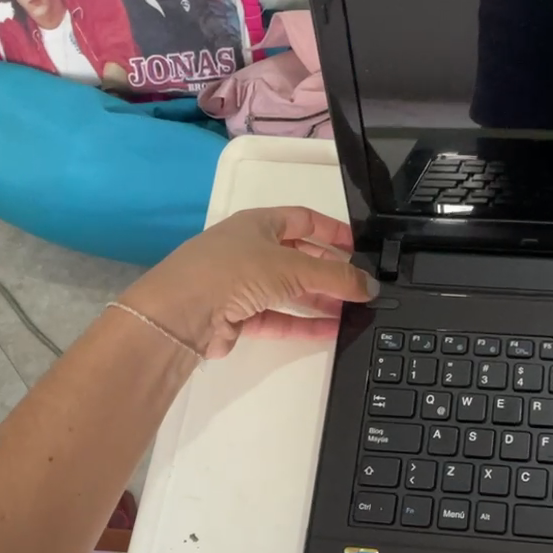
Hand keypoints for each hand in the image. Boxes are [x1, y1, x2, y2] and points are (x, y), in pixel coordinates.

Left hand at [121, 207, 378, 358]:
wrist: (181, 313)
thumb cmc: (233, 271)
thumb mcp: (293, 267)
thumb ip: (336, 277)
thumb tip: (370, 286)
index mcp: (259, 224)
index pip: (304, 220)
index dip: (332, 231)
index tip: (359, 248)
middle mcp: (250, 250)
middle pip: (300, 258)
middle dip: (330, 271)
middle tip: (360, 285)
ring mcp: (243, 285)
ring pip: (290, 291)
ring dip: (320, 300)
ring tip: (353, 311)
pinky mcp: (240, 317)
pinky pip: (280, 318)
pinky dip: (304, 324)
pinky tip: (332, 331)